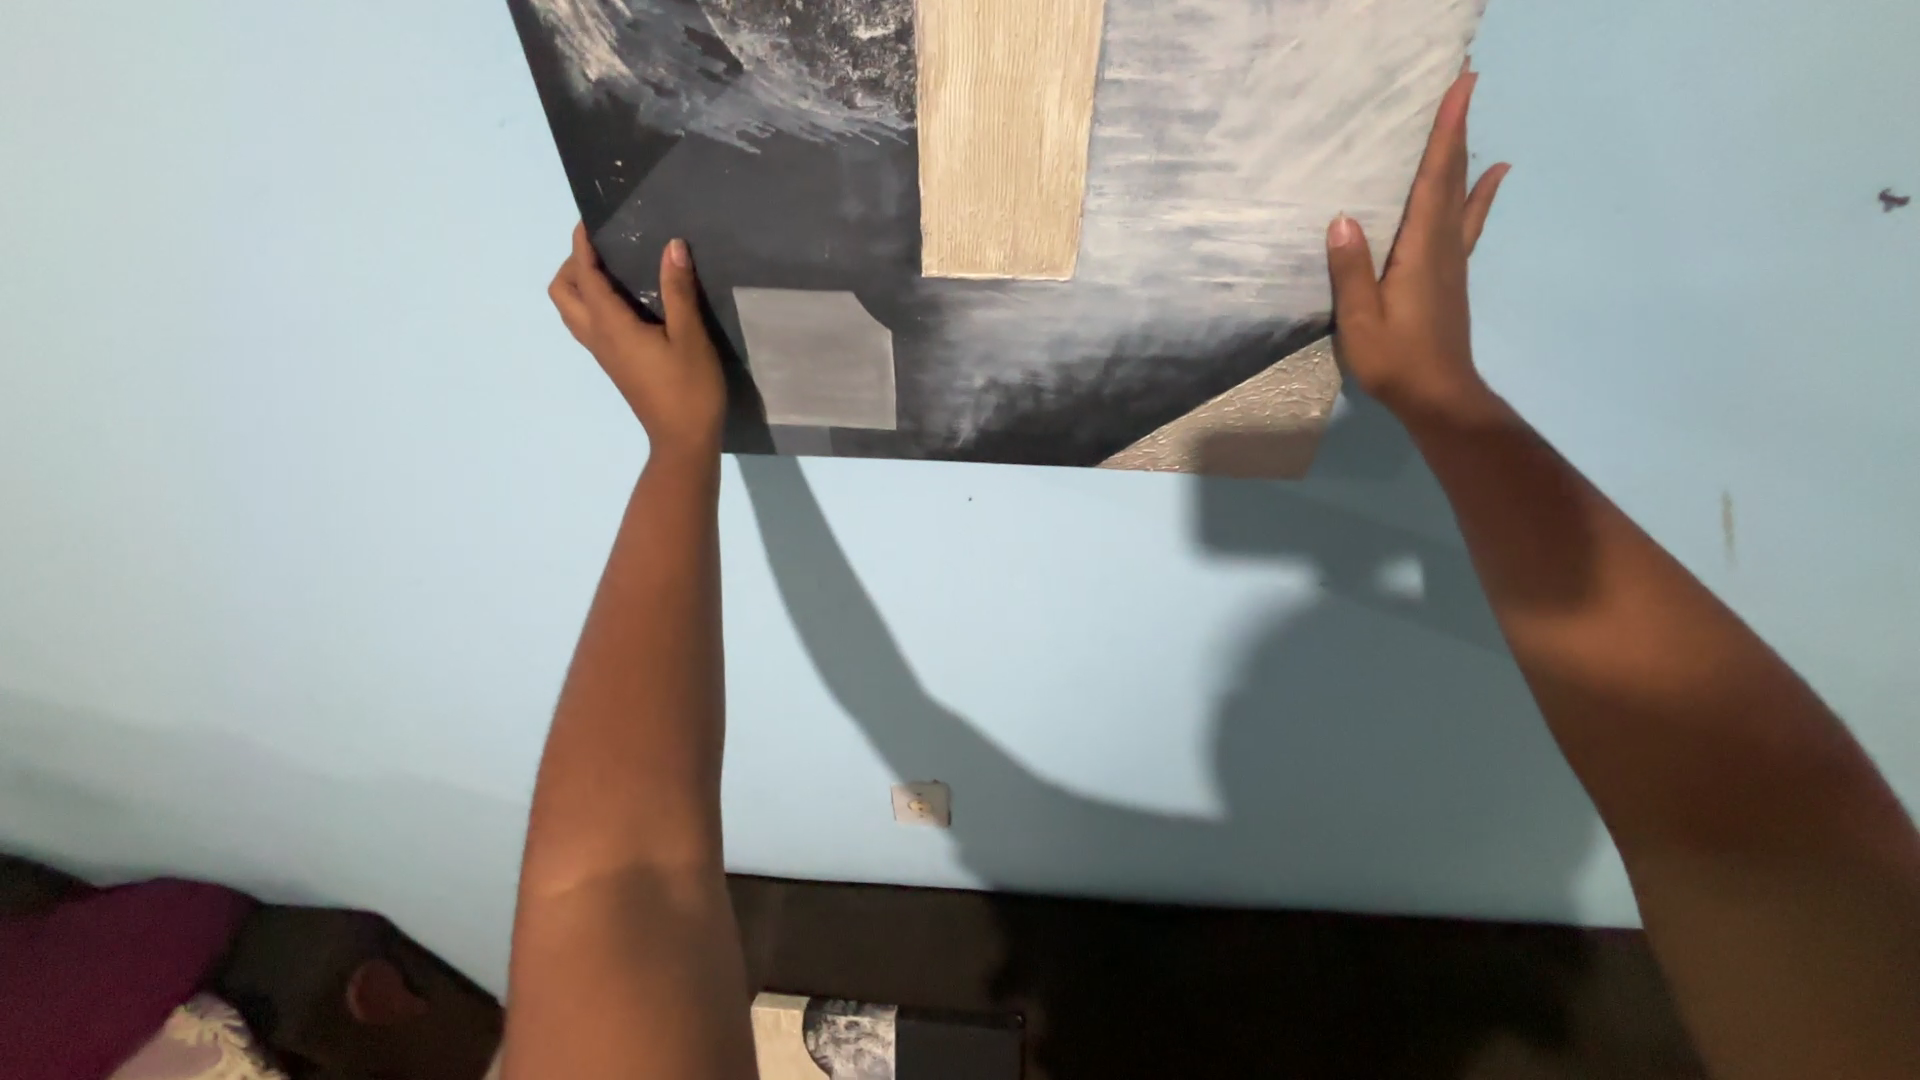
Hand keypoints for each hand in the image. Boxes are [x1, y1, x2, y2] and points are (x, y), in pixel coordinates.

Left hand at [550, 224, 727, 458]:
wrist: (684, 439)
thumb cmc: (689, 388)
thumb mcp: (690, 337)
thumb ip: (679, 291)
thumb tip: (671, 246)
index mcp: (611, 325)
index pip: (584, 274)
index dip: (582, 245)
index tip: (590, 220)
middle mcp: (598, 336)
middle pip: (563, 292)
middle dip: (573, 265)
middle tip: (603, 252)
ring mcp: (603, 354)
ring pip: (571, 311)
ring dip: (580, 286)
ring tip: (612, 273)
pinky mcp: (614, 365)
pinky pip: (588, 325)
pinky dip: (593, 304)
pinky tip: (626, 304)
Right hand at [1325, 70, 1510, 417]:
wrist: (1438, 395)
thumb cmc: (1395, 360)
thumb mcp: (1360, 320)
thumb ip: (1352, 271)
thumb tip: (1343, 219)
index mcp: (1419, 252)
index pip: (1433, 181)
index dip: (1445, 134)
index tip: (1459, 88)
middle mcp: (1442, 248)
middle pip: (1453, 180)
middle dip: (1458, 132)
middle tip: (1464, 87)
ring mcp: (1451, 262)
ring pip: (1462, 197)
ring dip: (1465, 157)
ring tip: (1474, 123)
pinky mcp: (1451, 278)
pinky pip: (1467, 223)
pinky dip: (1479, 195)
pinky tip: (1492, 180)